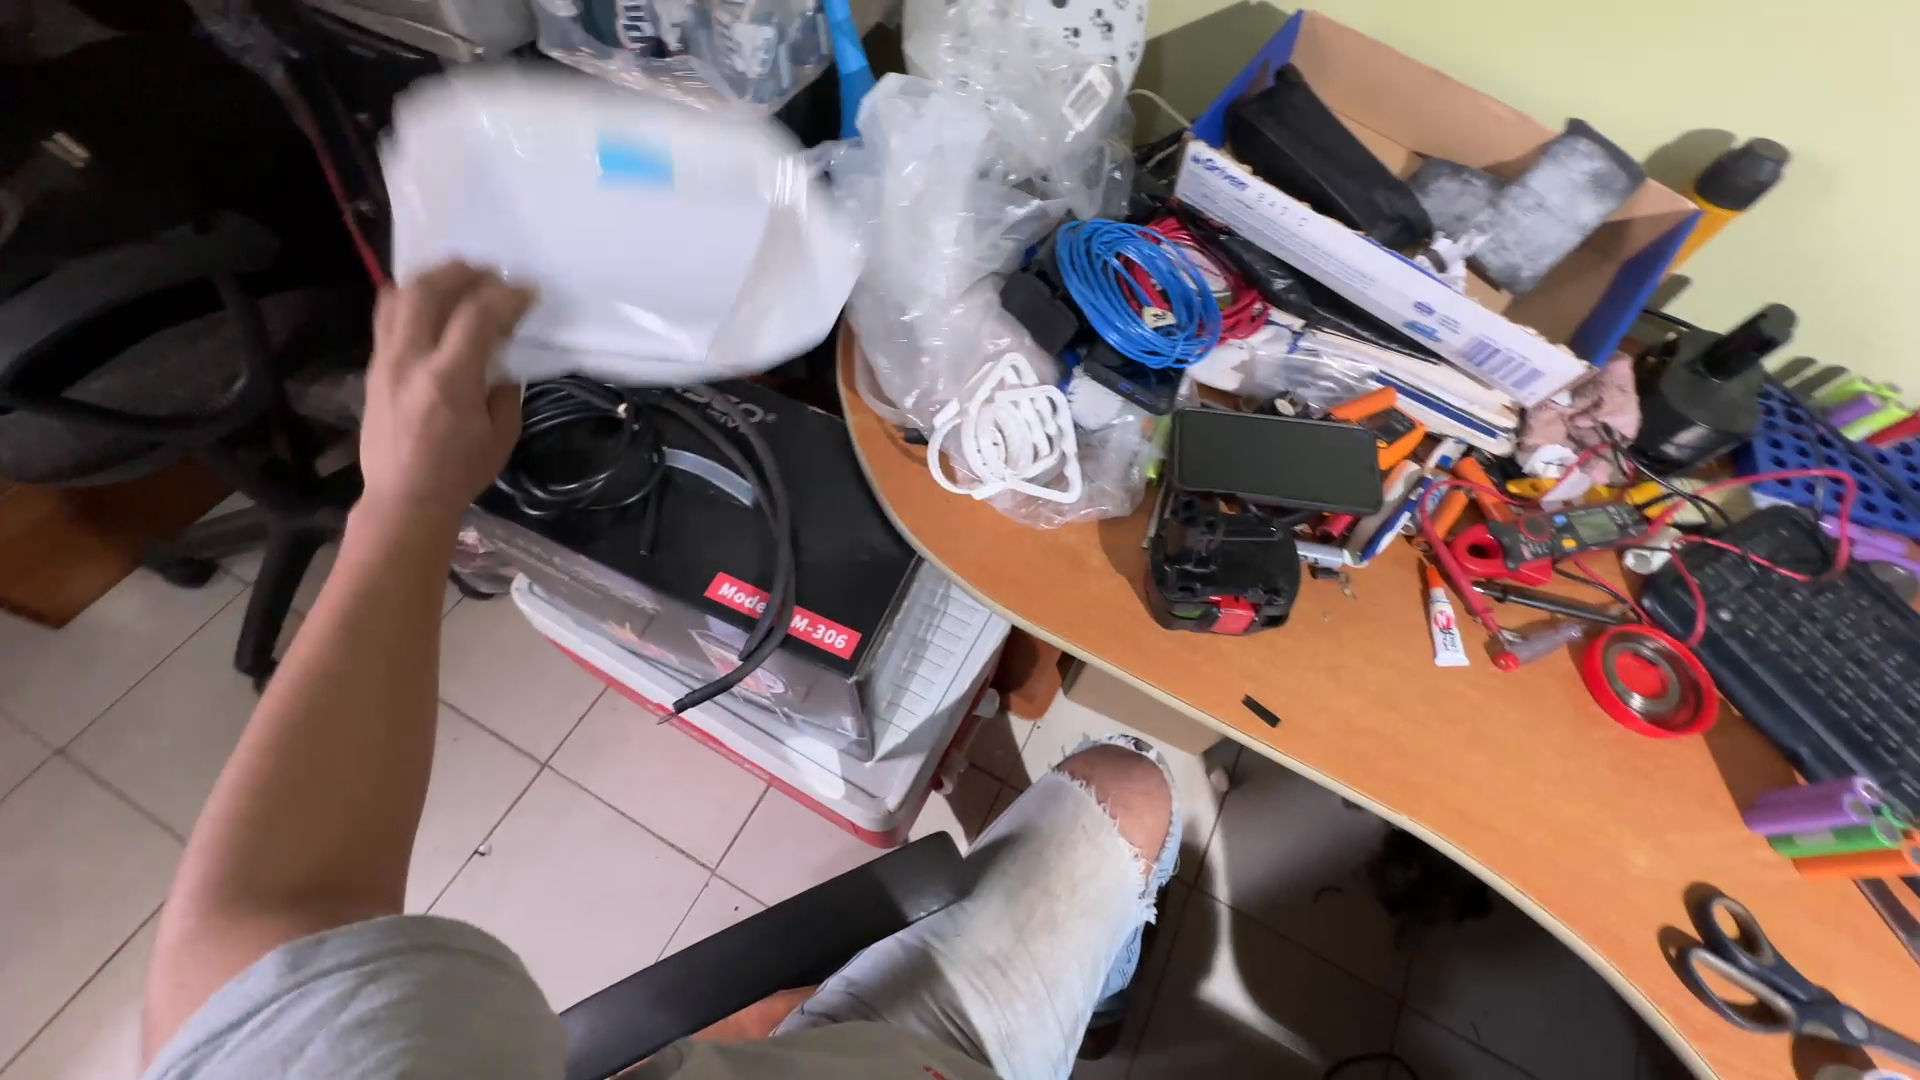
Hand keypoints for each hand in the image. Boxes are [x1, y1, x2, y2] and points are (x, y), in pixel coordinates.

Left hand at [358, 262, 533, 529]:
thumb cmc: (461, 470)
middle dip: (464, 274)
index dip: (506, 298)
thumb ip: (503, 392)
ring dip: (431, 278)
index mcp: (450, 380)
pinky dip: (410, 297)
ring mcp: (386, 360)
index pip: (478, 318)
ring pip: (400, 297)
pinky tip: (429, 300)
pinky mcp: (374, 367)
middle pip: (430, 293)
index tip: (528, 293)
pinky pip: (387, 317)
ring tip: (457, 275)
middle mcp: (411, 360)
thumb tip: (500, 365)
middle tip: (491, 274)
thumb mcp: (501, 434)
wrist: (405, 496)